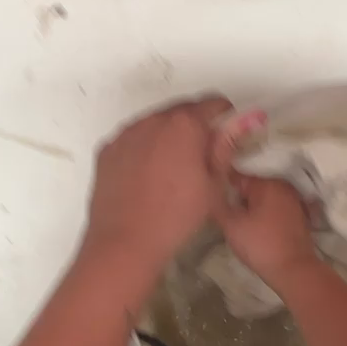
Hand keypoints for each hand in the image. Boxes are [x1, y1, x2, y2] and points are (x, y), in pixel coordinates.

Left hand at [81, 95, 232, 275]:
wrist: (124, 242)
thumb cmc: (173, 218)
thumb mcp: (212, 185)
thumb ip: (225, 147)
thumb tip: (240, 123)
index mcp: (183, 125)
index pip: (212, 103)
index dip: (225, 117)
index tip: (226, 135)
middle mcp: (151, 121)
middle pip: (181, 111)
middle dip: (195, 126)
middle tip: (201, 157)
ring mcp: (125, 134)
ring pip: (154, 124)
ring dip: (167, 136)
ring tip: (172, 170)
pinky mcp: (107, 151)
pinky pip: (131, 140)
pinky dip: (142, 149)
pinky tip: (147, 177)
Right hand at [214, 175, 321, 291]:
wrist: (293, 269)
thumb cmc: (259, 244)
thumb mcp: (231, 225)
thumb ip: (219, 204)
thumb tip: (213, 191)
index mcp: (267, 182)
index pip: (237, 173)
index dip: (222, 184)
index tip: (212, 196)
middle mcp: (283, 185)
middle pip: (252, 184)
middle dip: (238, 194)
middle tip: (224, 210)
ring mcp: (293, 200)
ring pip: (264, 196)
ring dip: (251, 204)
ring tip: (238, 218)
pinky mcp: (298, 215)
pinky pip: (275, 207)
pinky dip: (264, 212)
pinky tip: (255, 225)